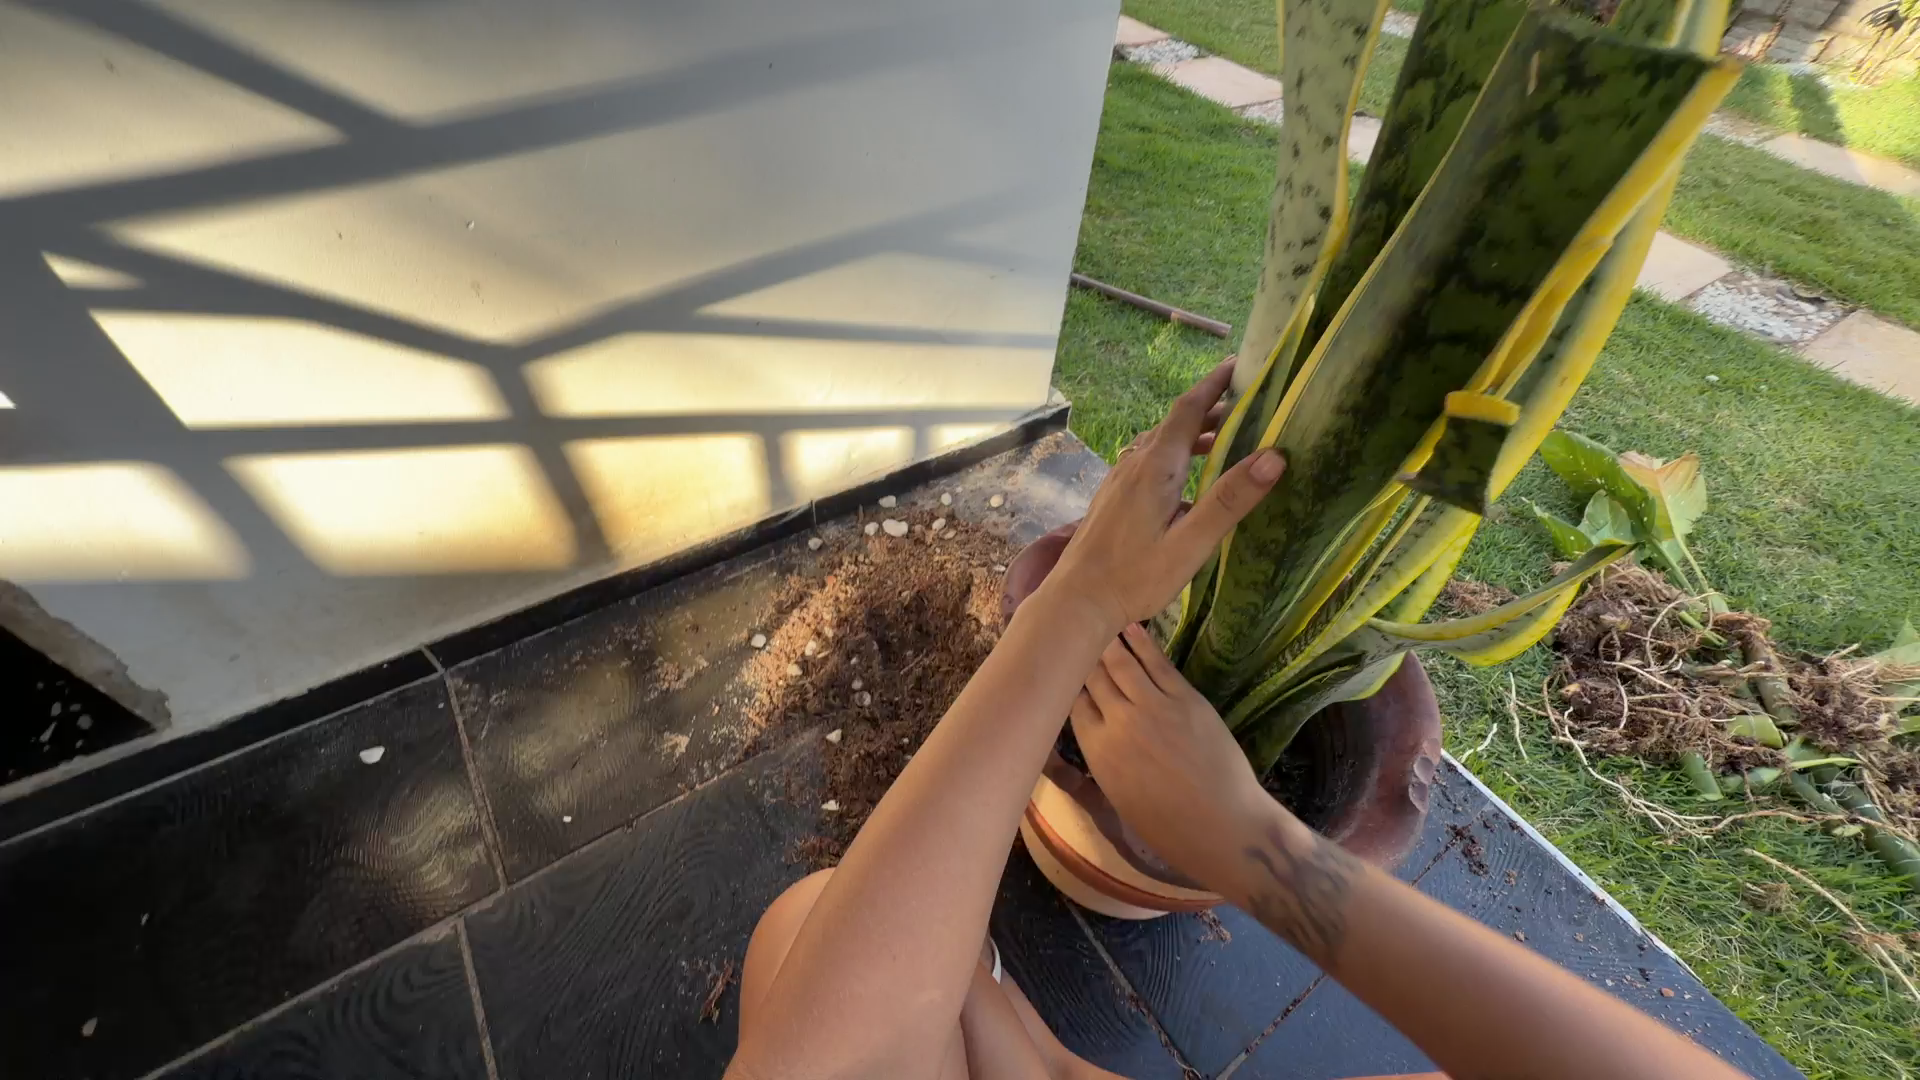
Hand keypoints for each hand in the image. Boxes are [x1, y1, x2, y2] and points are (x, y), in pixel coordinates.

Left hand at [1042, 359, 1285, 631]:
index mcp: (1155, 467)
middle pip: (1175, 425)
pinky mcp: (1111, 499)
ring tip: (1223, 441)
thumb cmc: (1134, 577)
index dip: (1213, 385)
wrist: (1076, 600)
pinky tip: (1183, 480)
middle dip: (1210, 410)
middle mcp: (1133, 466)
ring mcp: (1118, 482)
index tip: (1238, 365)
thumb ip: (1229, 500)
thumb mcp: (1190, 543)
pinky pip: (1146, 463)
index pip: (1188, 410)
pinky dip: (1172, 456)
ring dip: (1191, 435)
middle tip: (1248, 407)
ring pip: (1158, 444)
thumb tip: (1273, 456)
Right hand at [1071, 624, 1308, 898]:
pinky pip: (1158, 664)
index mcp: (1097, 750)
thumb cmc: (1166, 826)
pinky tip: (1131, 626)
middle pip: (1093, 677)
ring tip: (1097, 619)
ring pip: (1121, 664)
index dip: (1068, 682)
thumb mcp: (1116, 796)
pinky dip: (1142, 642)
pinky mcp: (1185, 699)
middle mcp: (1119, 722)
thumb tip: (1093, 729)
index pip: (1073, 702)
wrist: (1222, 827)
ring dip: (1107, 640)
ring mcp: (1153, 707)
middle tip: (1072, 632)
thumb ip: (1100, 757)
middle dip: (1082, 654)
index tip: (1062, 665)